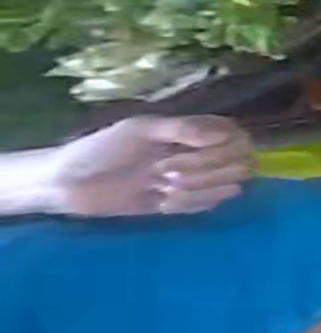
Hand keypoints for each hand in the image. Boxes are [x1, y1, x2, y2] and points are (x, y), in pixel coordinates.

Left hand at [48, 115, 254, 216]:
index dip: (218, 151)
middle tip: (163, 173)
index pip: (243, 141)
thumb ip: (185, 128)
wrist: (64, 185)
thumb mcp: (140, 129)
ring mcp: (205, 178)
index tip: (176, 153)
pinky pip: (212, 204)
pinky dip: (186, 204)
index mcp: (209, 132)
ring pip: (232, 186)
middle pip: (244, 165)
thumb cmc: (101, 150)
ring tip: (162, 188)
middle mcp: (215, 153)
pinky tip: (160, 202)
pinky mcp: (192, 200)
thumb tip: (226, 136)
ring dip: (196, 189)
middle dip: (204, 172)